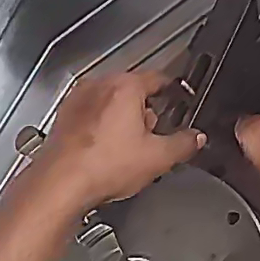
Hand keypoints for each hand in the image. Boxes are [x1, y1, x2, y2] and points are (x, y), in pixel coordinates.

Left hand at [34, 70, 204, 209]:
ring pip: (112, 104)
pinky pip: (93, 117)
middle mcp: (99, 86)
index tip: (178, 97)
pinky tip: (108, 154)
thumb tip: (196, 138)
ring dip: (124, 122)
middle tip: (154, 138)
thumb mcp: (158, 158)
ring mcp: (79, 100)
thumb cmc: (103, 165)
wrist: (63, 182)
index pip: (158, 78)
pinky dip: (104, 130)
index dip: (173, 90)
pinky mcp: (66, 118)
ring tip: (130, 151)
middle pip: (133, 92)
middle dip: (146, 113)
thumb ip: (183, 144)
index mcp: (126, 87)